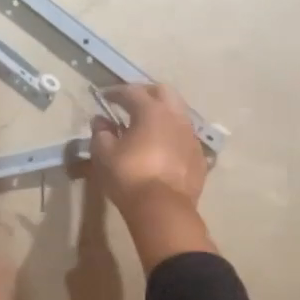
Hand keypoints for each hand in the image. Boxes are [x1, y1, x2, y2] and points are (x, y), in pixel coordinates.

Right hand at [87, 84, 216, 269]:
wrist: (162, 207)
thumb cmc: (128, 176)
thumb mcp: (103, 153)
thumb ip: (101, 132)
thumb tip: (100, 120)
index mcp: (151, 112)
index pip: (132, 91)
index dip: (116, 92)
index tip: (104, 96)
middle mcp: (176, 117)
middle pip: (163, 92)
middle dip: (145, 92)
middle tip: (129, 102)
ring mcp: (191, 136)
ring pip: (178, 112)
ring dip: (161, 112)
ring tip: (145, 124)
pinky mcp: (198, 155)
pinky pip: (184, 135)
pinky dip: (171, 133)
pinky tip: (160, 146)